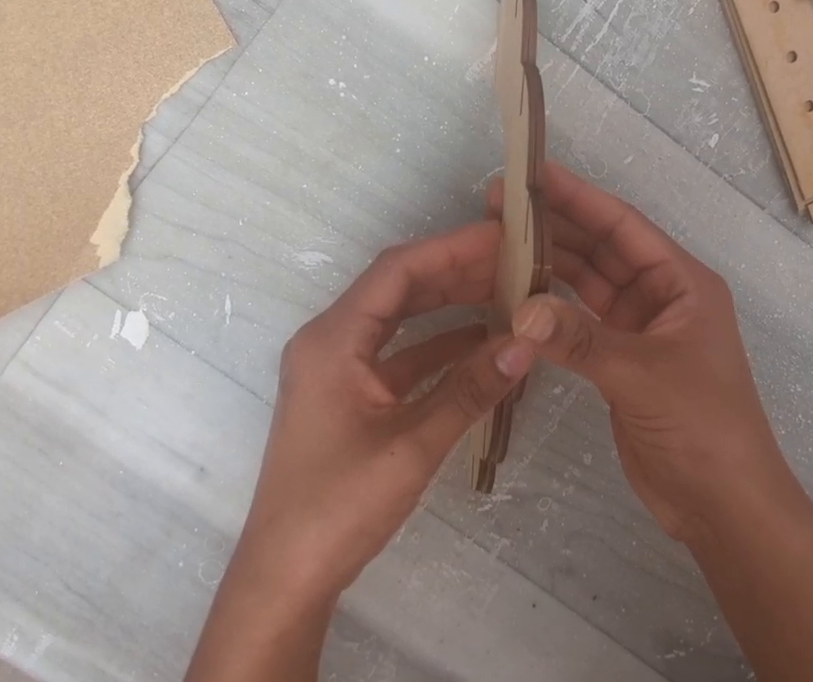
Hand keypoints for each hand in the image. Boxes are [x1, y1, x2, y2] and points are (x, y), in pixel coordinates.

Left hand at [188, 221, 536, 680]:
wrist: (286, 575)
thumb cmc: (340, 505)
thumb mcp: (412, 444)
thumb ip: (469, 389)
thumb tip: (526, 343)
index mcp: (333, 338)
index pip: (398, 270)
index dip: (452, 248)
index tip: (503, 237)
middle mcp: (329, 341)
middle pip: (398, 288)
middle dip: (456, 273)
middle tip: (515, 265)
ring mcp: (336, 369)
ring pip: (399, 320)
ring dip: (449, 307)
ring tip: (506, 295)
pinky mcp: (347, 395)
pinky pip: (397, 355)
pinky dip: (437, 347)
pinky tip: (480, 345)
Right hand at [489, 162, 795, 542]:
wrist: (724, 505)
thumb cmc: (703, 427)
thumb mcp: (644, 375)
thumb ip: (581, 339)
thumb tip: (519, 308)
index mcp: (682, 283)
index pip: (622, 225)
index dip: (578, 197)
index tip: (532, 175)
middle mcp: (660, 296)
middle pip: (600, 248)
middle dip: (554, 225)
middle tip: (497, 206)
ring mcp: (638, 329)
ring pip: (586, 283)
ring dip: (547, 264)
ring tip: (497, 243)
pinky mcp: (618, 361)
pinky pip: (577, 321)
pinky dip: (548, 308)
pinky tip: (514, 296)